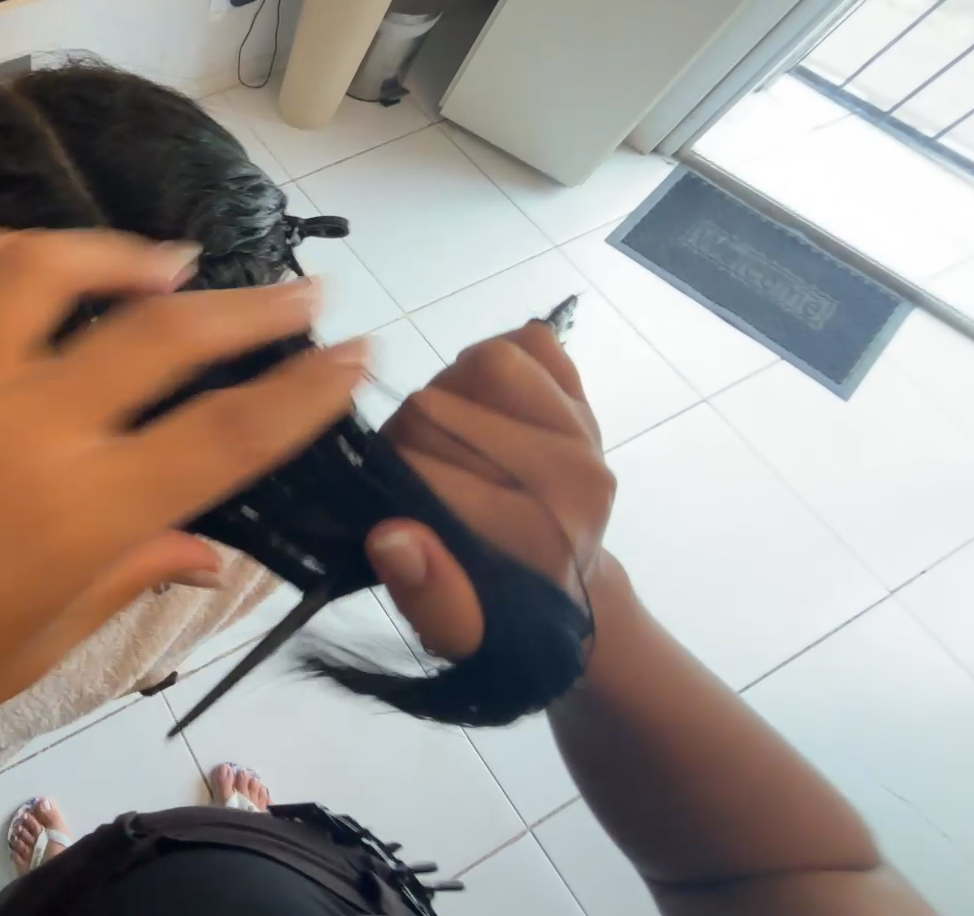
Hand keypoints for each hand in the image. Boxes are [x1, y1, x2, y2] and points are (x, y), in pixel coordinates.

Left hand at [0, 230, 367, 816]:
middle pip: (163, 335)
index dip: (306, 391)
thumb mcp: (42, 644)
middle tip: (298, 292)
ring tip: (169, 262)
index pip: (227, 434)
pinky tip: (33, 260)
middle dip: (251, 308)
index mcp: (76, 512)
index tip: (350, 355)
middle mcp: (22, 423)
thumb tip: (210, 548)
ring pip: (50, 268)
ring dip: (122, 254)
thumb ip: (134, 572)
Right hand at [370, 321, 614, 659]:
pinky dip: (500, 364)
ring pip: (481, 362)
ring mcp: (584, 428)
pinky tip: (489, 409)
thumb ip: (427, 595)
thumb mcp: (456, 632)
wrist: (559, 588)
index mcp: (535, 525)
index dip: (387, 481)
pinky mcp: (586, 398)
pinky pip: (530, 342)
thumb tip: (392, 535)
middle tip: (427, 480)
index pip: (414, 462)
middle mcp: (571, 468)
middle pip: (433, 406)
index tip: (401, 515)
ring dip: (448, 397)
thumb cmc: (494, 608)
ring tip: (453, 442)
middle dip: (409, 439)